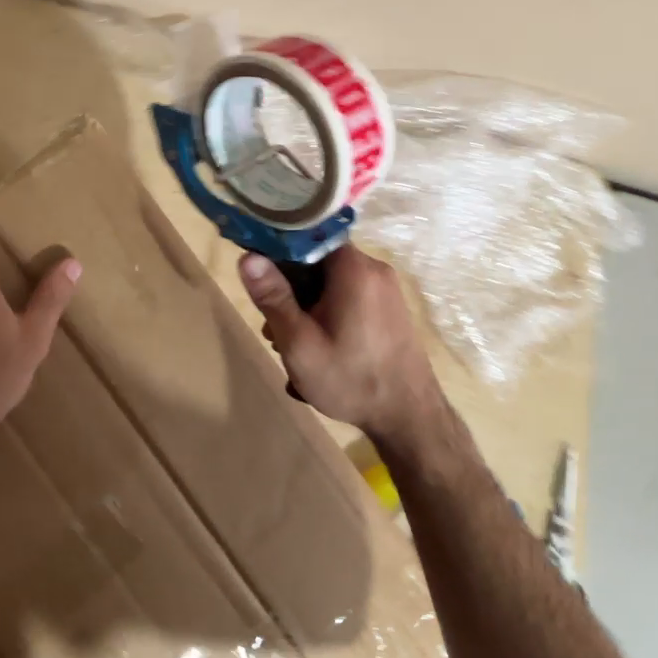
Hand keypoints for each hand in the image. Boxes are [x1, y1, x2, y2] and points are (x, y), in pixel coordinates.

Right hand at [239, 246, 439, 442]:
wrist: (410, 421)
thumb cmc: (351, 380)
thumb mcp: (300, 343)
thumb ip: (273, 298)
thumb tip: (247, 256)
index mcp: (354, 268)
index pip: (308, 236)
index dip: (277, 251)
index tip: (259, 276)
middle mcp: (374, 269)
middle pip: (317, 262)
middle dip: (291, 291)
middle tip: (276, 329)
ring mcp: (385, 290)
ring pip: (330, 284)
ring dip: (307, 308)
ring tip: (295, 347)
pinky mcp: (390, 310)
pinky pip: (348, 298)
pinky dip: (328, 316)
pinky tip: (319, 349)